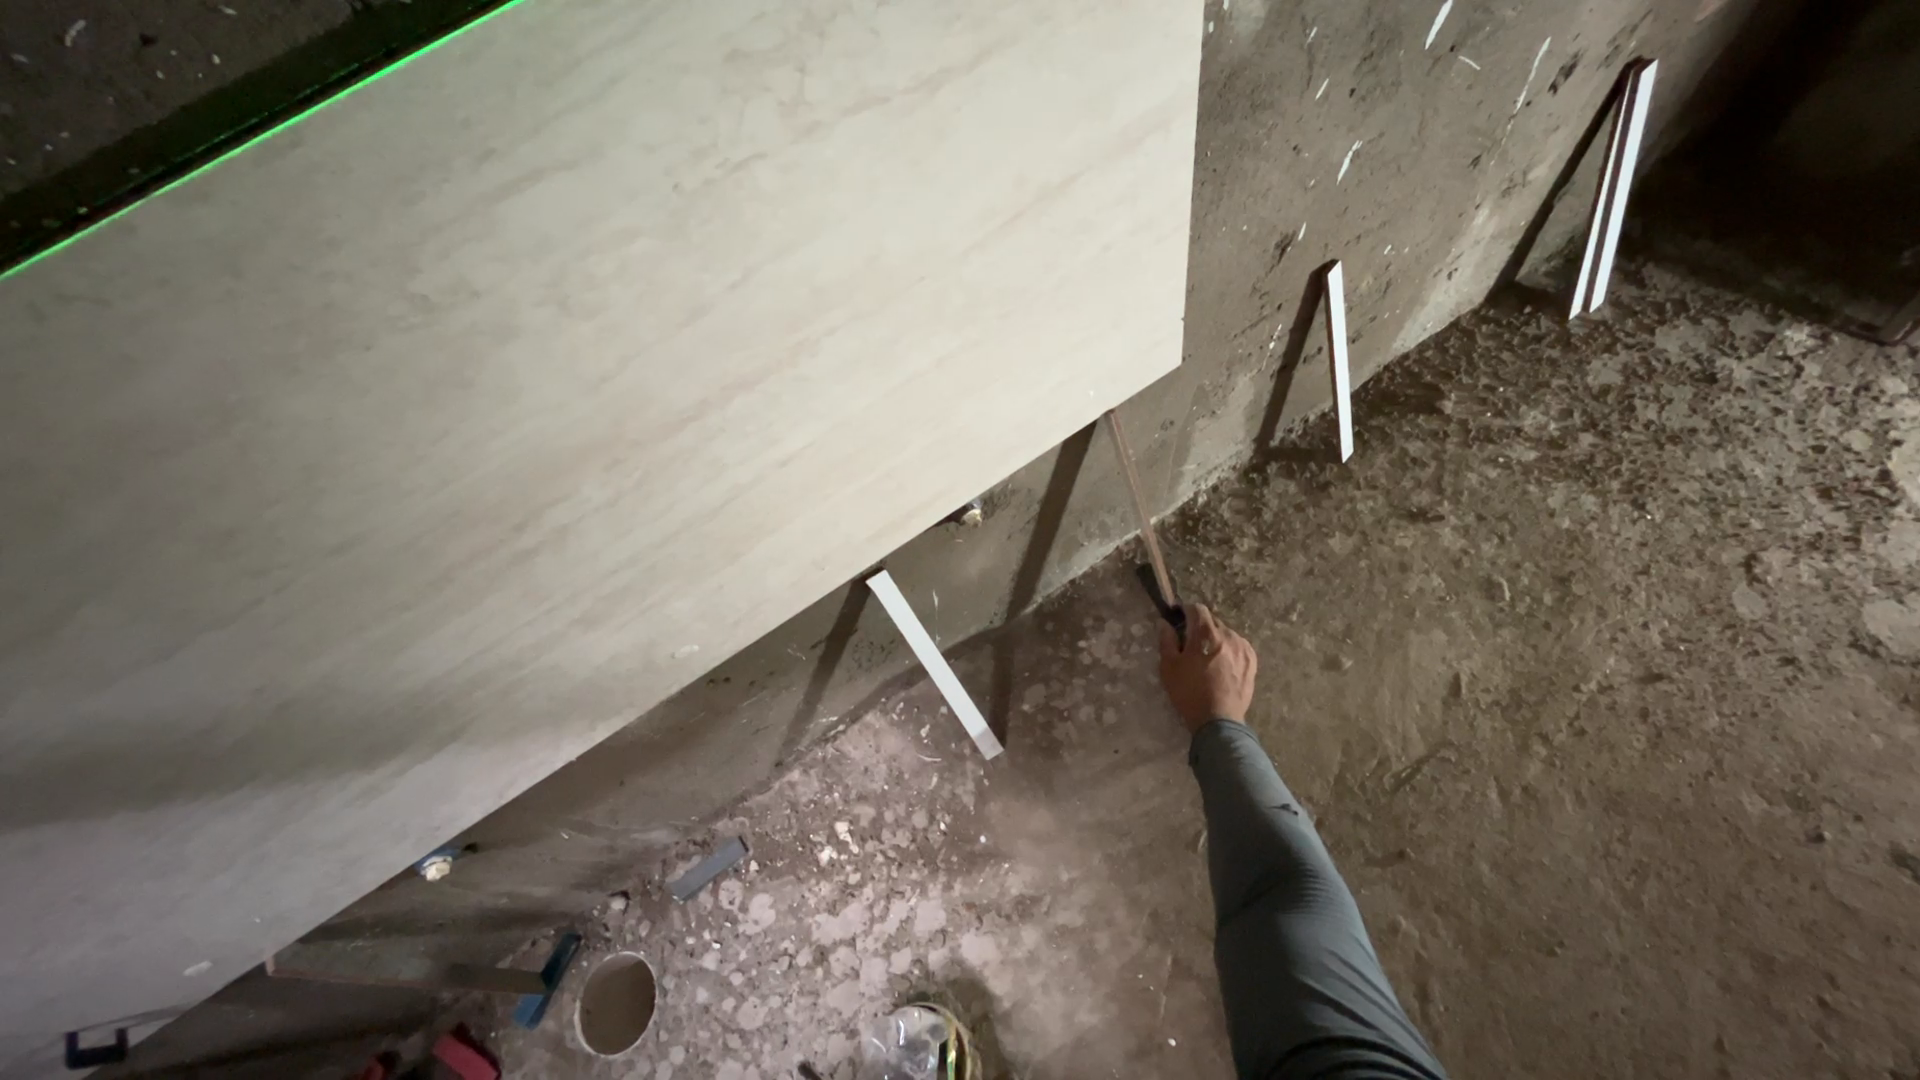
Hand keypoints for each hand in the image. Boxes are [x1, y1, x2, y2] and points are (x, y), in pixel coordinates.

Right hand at [1158, 604, 1257, 733]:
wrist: (1218, 720)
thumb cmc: (1189, 692)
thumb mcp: (1169, 667)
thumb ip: (1166, 640)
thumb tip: (1164, 622)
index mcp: (1206, 633)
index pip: (1196, 609)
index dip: (1185, 611)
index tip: (1178, 621)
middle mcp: (1228, 635)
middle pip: (1211, 620)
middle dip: (1200, 627)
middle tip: (1189, 644)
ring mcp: (1243, 648)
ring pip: (1226, 633)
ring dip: (1215, 638)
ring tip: (1207, 657)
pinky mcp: (1251, 661)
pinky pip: (1238, 646)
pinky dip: (1228, 649)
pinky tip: (1221, 664)